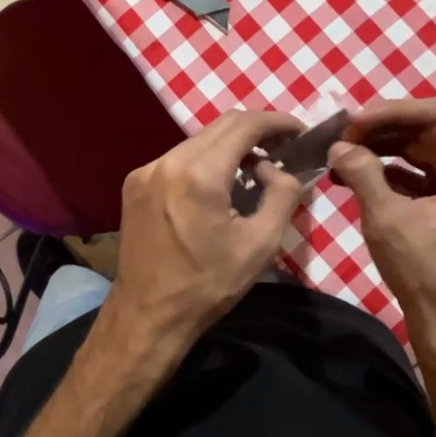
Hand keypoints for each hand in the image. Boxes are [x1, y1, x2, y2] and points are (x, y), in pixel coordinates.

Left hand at [98, 110, 305, 366]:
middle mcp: (167, 161)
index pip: (245, 125)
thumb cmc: (207, 285)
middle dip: (256, 131)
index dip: (277, 122)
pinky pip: (178, 159)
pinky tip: (220, 185)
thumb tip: (280, 169)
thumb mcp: (260, 244)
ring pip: (198, 141)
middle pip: (220, 126)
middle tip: (283, 148)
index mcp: (199, 174)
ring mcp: (146, 171)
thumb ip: (282, 195)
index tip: (300, 132)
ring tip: (255, 169)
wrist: (148, 314)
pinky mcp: (135, 183)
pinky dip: (205, 161)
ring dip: (230, 146)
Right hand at [328, 99, 435, 436]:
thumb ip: (363, 174)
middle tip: (341, 135)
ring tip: (341, 151)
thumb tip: (338, 146)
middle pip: (425, 129)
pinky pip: (412, 171)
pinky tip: (350, 174)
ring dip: (378, 147)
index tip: (354, 122)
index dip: (392, 112)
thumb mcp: (387, 217)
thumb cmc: (422, 268)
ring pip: (415, 149)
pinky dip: (383, 169)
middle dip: (381, 128)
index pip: (435, 115)